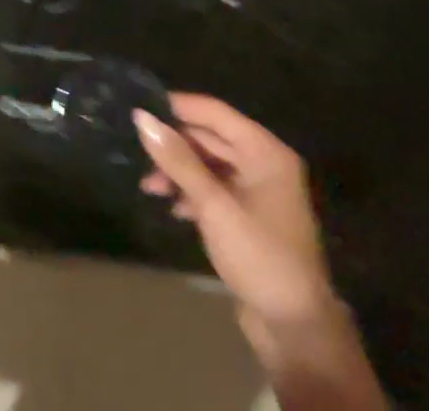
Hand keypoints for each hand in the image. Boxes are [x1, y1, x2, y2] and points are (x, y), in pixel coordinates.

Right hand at [133, 96, 335, 330]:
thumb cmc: (259, 255)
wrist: (294, 322)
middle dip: (173, 144)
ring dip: (178, 172)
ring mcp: (257, 191)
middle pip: (210, 138)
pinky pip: (213, 189)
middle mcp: (264, 164)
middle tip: (135, 153)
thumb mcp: (214, 206)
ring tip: (150, 189)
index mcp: (265, 153)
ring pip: (208, 165)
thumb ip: (178, 160)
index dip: (176, 106)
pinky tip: (174, 209)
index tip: (136, 107)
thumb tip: (142, 118)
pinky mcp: (248, 215)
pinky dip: (191, 193)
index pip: (214, 112)